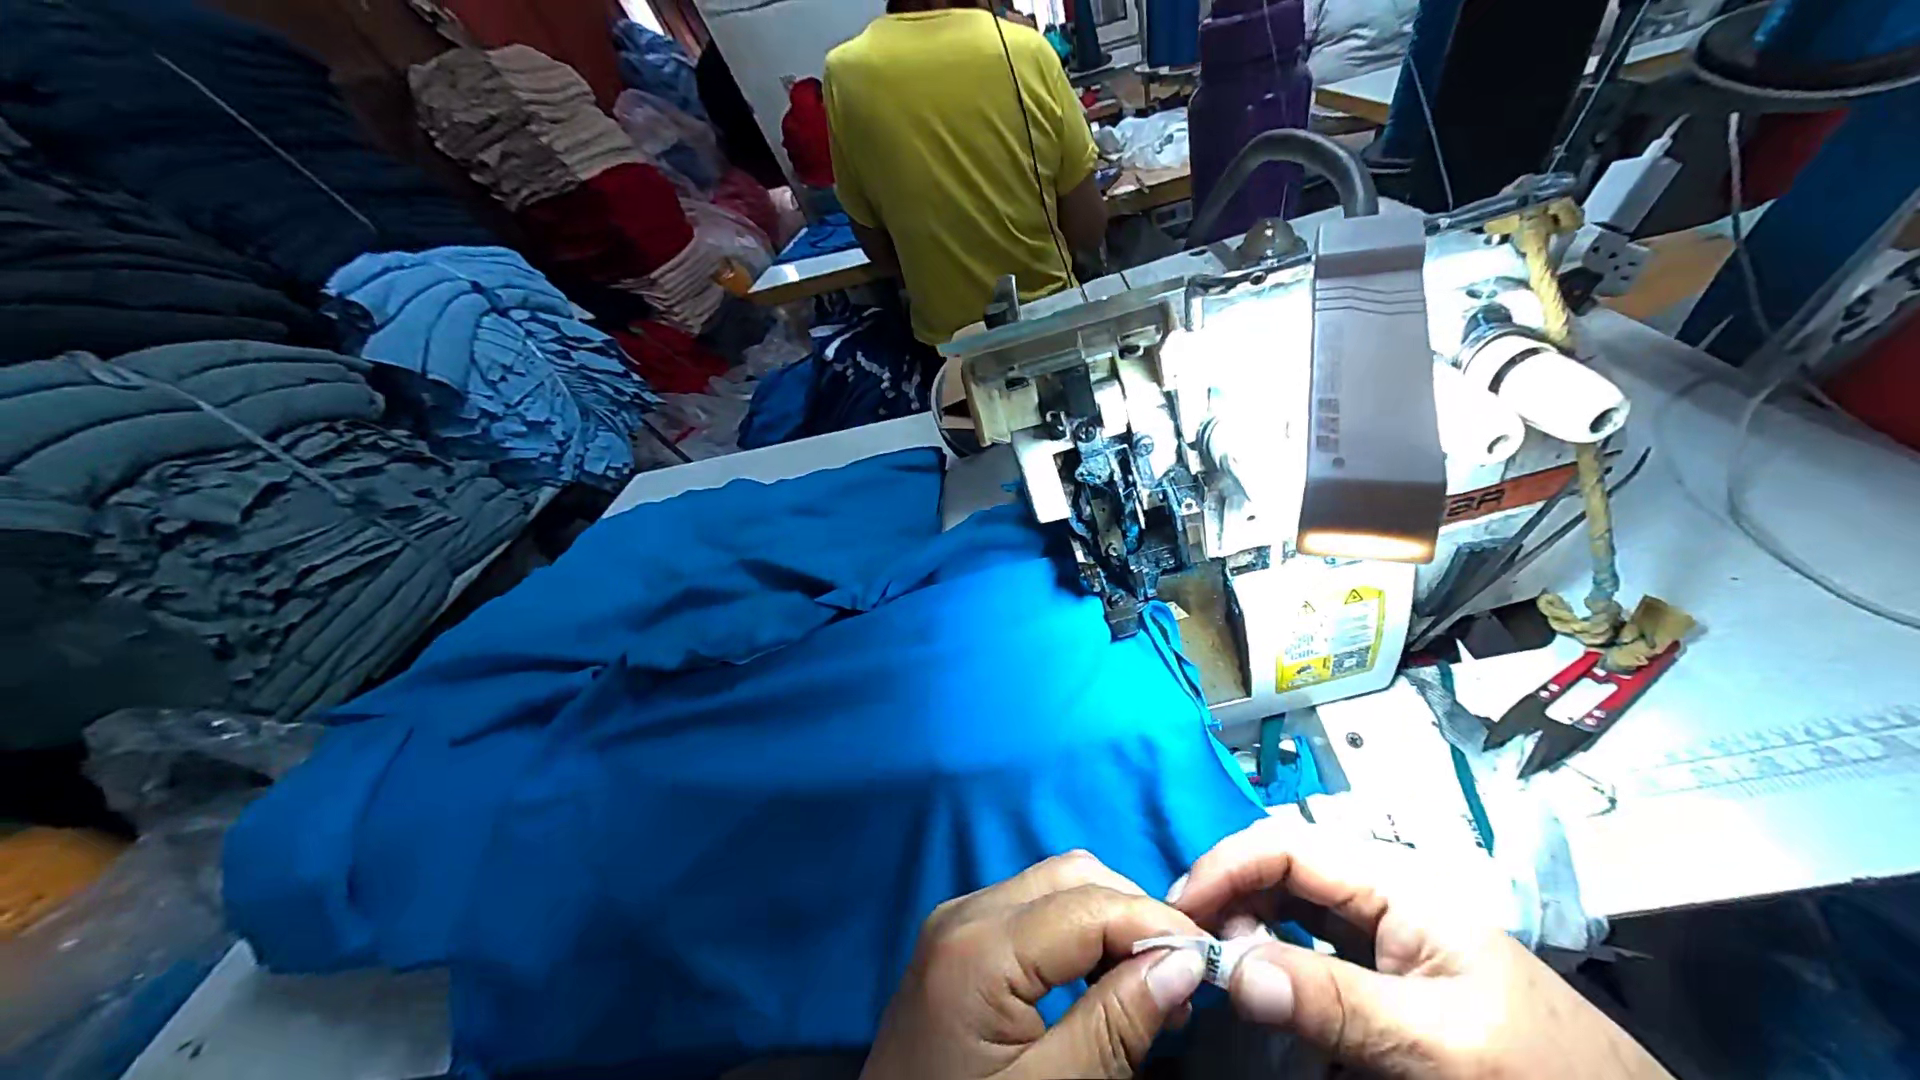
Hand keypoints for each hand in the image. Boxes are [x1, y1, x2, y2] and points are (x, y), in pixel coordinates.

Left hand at [861, 851, 1208, 1079]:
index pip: (1088, 905)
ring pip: (1055, 882)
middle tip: (1180, 978)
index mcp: (977, 948)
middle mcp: (965, 911)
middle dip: (1134, 914)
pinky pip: (1033, 906)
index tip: (1211, 962)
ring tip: (1149, 983)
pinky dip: (1078, 928)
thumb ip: (1115, 1027)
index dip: (1156, 925)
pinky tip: (1100, 977)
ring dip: (1110, 918)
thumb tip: (1184, 962)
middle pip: (1072, 875)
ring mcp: (958, 917)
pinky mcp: (960, 934)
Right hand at [1171, 817, 1671, 1079]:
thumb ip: (1337, 1001)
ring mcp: (1383, 933)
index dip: (1225, 866)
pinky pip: (1308, 943)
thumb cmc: (1548, 1075)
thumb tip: (1233, 969)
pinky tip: (1266, 983)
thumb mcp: (1442, 1046)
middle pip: (1278, 868)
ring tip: (1228, 970)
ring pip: (1287, 903)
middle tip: (1195, 948)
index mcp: (1398, 887)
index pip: (1285, 846)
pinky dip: (1273, 955)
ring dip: (1247, 926)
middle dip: (1229, 896)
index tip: (1181, 912)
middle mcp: (1381, 896)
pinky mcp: (1383, 970)